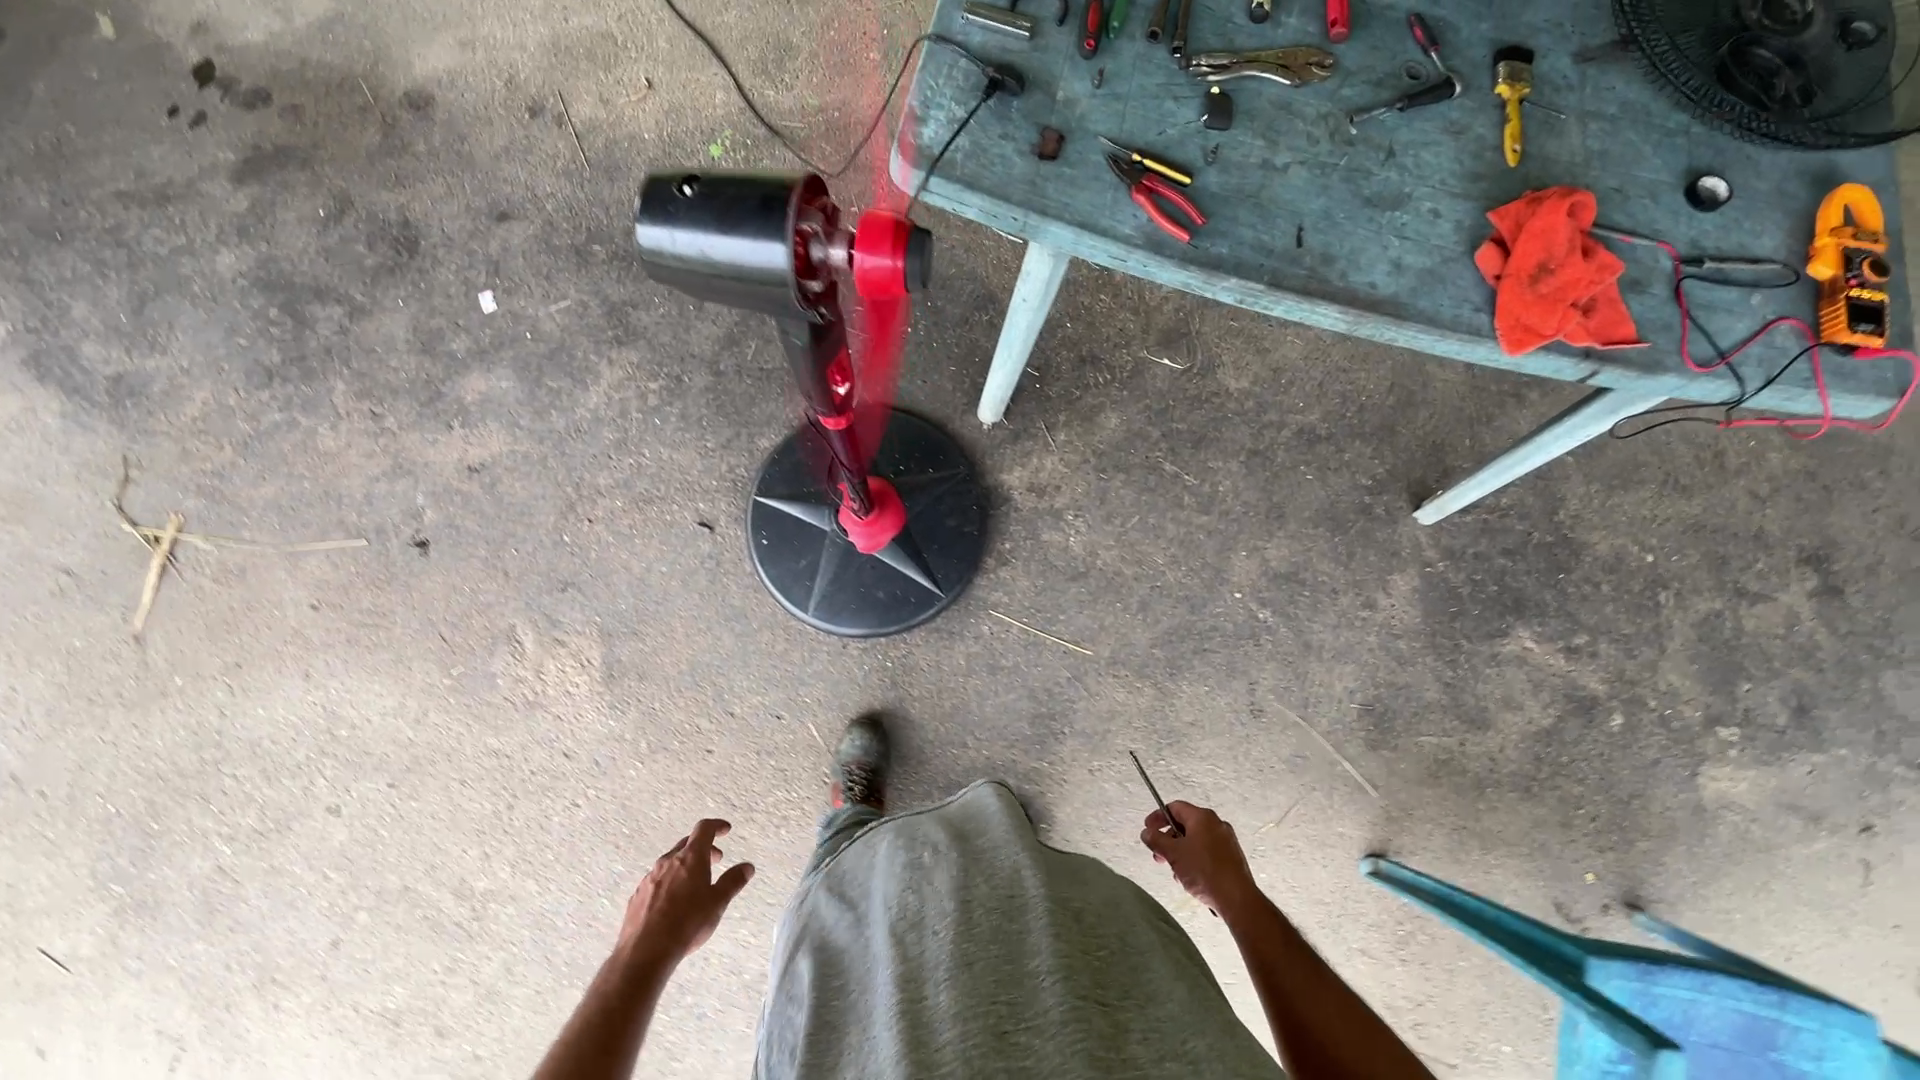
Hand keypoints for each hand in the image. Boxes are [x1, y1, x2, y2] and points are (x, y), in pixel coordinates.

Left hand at [618, 819, 754, 964]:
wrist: (645, 950)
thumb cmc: (687, 922)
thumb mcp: (718, 902)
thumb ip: (733, 881)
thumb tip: (747, 867)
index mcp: (690, 858)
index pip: (704, 829)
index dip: (717, 826)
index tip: (726, 830)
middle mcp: (668, 862)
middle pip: (686, 844)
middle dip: (703, 848)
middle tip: (716, 859)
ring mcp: (649, 878)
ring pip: (670, 862)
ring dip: (685, 865)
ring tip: (695, 882)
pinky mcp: (637, 896)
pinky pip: (657, 880)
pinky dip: (670, 881)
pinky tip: (673, 901)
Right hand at [1139, 801, 1260, 918]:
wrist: (1236, 898)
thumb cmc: (1204, 871)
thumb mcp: (1173, 853)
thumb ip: (1156, 840)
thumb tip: (1146, 833)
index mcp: (1202, 817)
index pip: (1174, 807)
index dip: (1157, 817)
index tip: (1148, 830)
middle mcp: (1216, 824)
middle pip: (1184, 825)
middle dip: (1168, 840)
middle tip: (1159, 854)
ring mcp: (1226, 840)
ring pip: (1195, 840)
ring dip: (1180, 852)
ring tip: (1176, 871)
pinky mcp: (1231, 856)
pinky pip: (1206, 852)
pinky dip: (1194, 859)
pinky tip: (1190, 877)